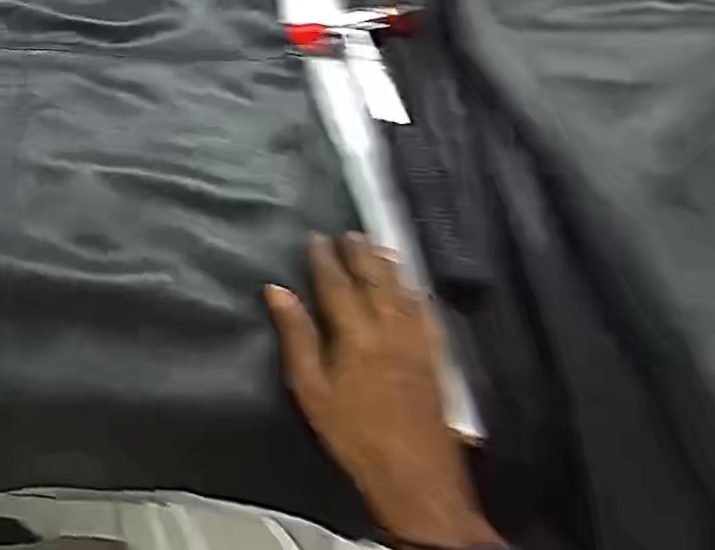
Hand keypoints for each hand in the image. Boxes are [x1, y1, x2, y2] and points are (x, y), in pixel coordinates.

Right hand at [266, 235, 501, 549]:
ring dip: (391, 269)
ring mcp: (419, 349)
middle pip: (377, 284)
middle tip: (351, 232)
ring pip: (405, 297)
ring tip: (381, 248)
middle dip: (362, 256)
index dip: (326, 259)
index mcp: (357, 337)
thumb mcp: (310, 386)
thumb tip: (277, 289)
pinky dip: (419, 297)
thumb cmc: (352, 432)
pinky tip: (416, 291)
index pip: (338, 287)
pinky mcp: (437, 365)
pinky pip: (428, 318)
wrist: (417, 483)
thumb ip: (296, 334)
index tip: (316, 236)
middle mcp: (392, 335)